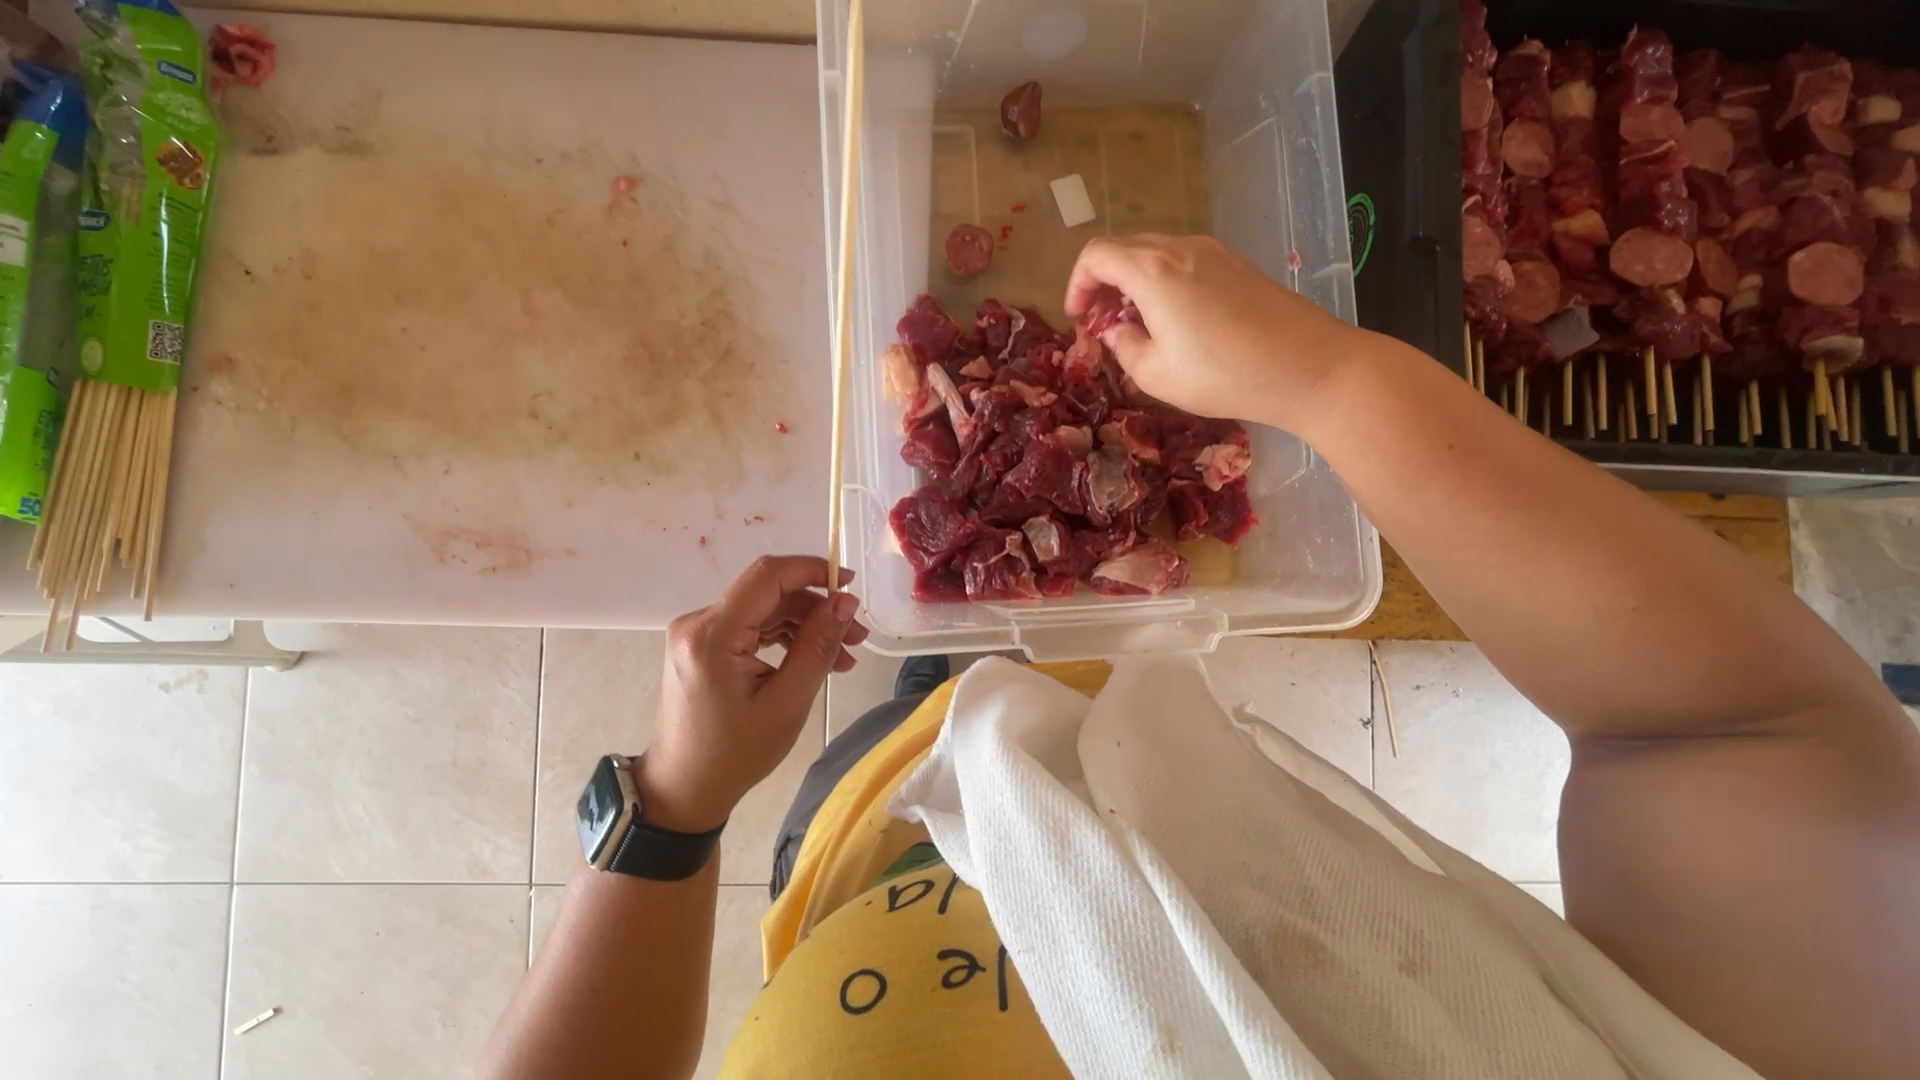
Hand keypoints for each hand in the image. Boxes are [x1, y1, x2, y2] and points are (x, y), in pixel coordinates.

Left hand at [637, 556, 868, 833]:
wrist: (683, 788)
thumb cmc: (735, 754)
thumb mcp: (787, 703)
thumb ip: (817, 646)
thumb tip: (845, 602)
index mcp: (712, 635)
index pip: (767, 576)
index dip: (813, 570)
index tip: (851, 584)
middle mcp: (698, 623)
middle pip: (768, 593)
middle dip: (816, 607)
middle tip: (858, 635)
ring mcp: (697, 634)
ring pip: (763, 609)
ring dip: (805, 625)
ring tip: (843, 654)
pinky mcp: (702, 646)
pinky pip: (751, 627)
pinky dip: (784, 638)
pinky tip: (814, 659)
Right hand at [1064, 234, 1360, 431]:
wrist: (1309, 367)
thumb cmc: (1224, 375)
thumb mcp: (1156, 375)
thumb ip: (1125, 347)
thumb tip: (1117, 331)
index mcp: (1152, 270)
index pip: (1095, 254)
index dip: (1077, 284)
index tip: (1078, 318)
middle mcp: (1180, 247)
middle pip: (1124, 247)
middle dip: (1103, 282)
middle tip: (1102, 323)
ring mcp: (1213, 251)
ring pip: (1155, 252)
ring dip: (1134, 281)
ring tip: (1138, 325)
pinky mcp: (1237, 264)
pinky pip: (1184, 261)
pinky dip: (1164, 281)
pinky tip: (1176, 320)